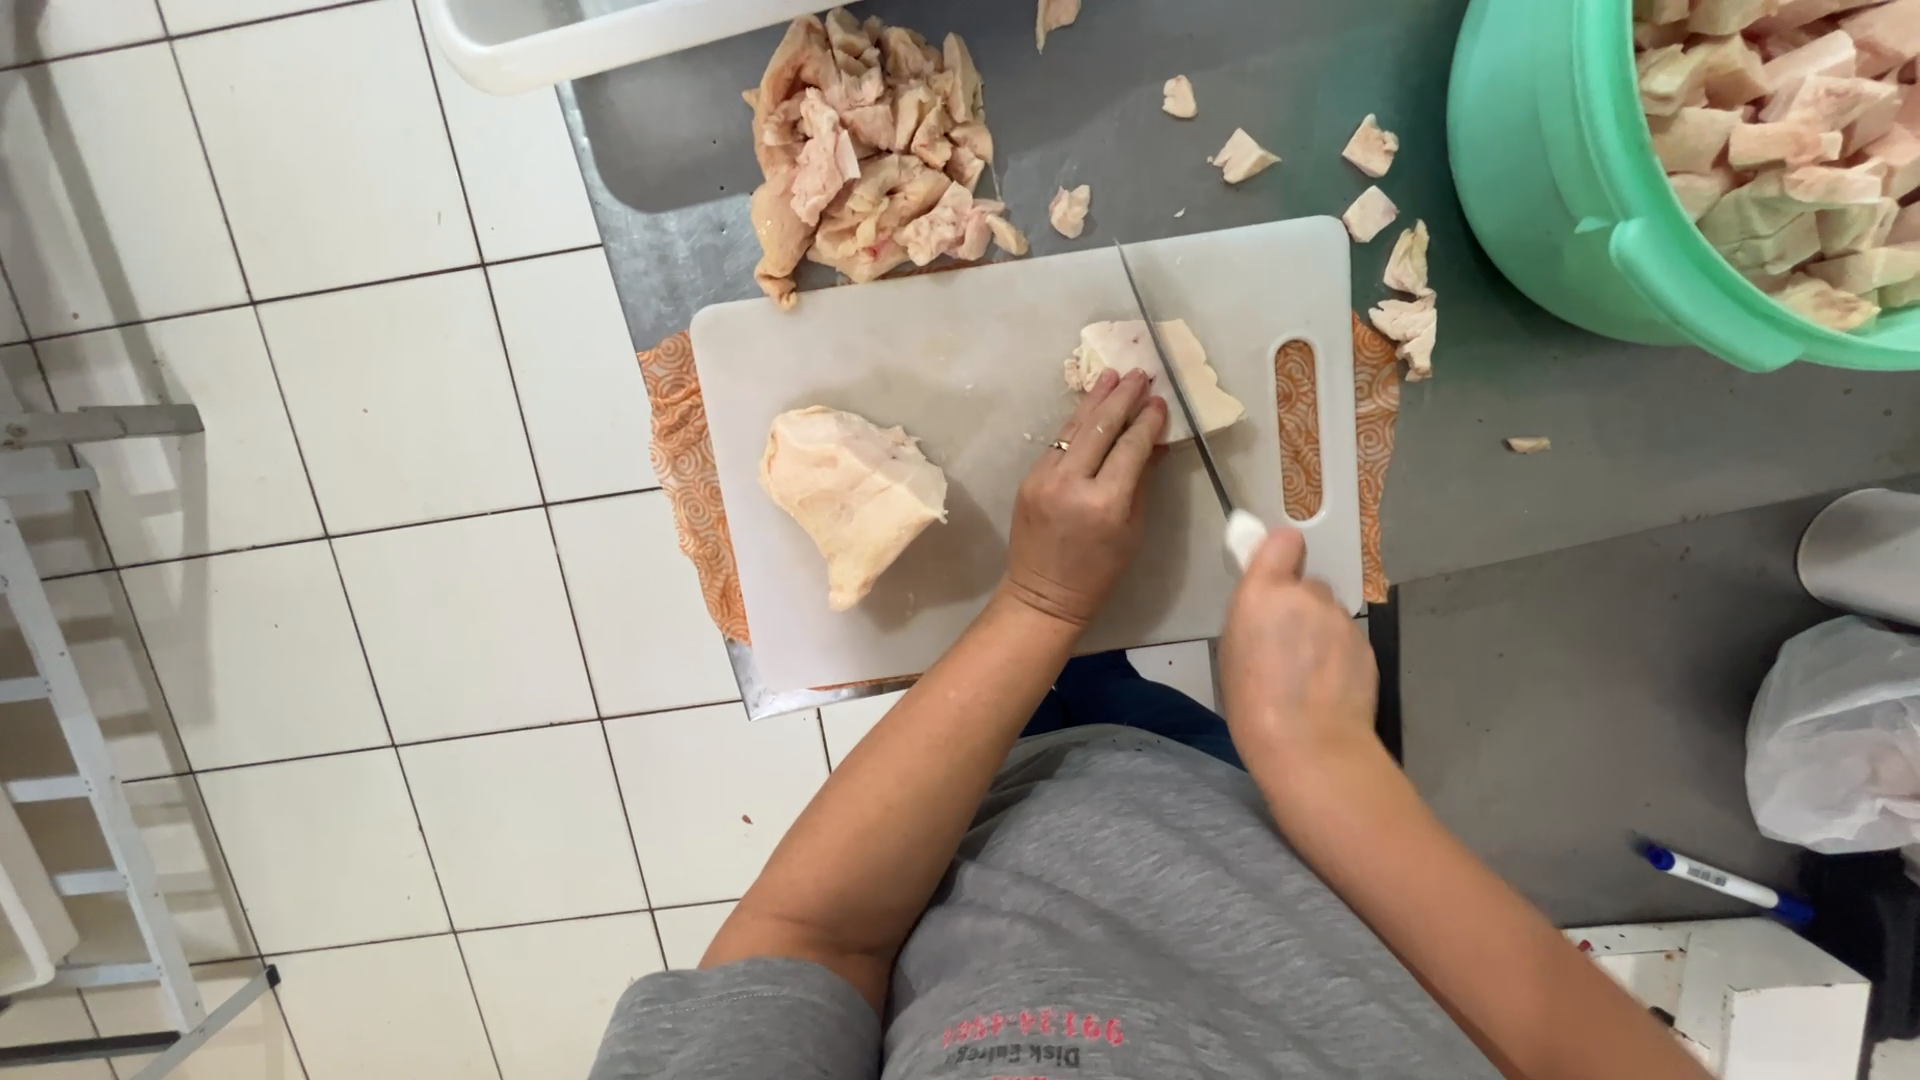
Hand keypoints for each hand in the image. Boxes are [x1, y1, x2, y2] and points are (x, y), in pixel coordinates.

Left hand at [1000, 368, 1167, 627]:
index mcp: (1105, 502)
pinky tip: (1089, 408)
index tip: (1161, 401)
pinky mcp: (1029, 479)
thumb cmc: (1099, 572)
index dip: (1147, 421)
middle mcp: (1072, 484)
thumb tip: (1156, 442)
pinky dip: (1076, 424)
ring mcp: (1044, 479)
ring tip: (1112, 376)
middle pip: (1101, 428)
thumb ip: (1142, 481)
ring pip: (1074, 428)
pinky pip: (1057, 443)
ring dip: (1095, 400)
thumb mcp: (1132, 530)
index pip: (1130, 447)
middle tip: (1140, 374)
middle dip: (1122, 397)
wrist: (1044, 593)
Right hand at [1219, 528, 1379, 771]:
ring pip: (1328, 613)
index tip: (1276, 575)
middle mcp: (1306, 596)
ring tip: (1309, 672)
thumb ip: (1255, 615)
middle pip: (1306, 585)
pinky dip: (1338, 654)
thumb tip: (1271, 610)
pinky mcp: (1366, 644)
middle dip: (1299, 606)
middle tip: (1287, 644)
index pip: (1283, 542)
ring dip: (1320, 630)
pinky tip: (1328, 685)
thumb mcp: (1232, 649)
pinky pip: (1346, 638)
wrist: (1308, 744)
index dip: (1281, 555)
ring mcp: (1341, 619)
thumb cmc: (1251, 701)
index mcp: (1263, 592)